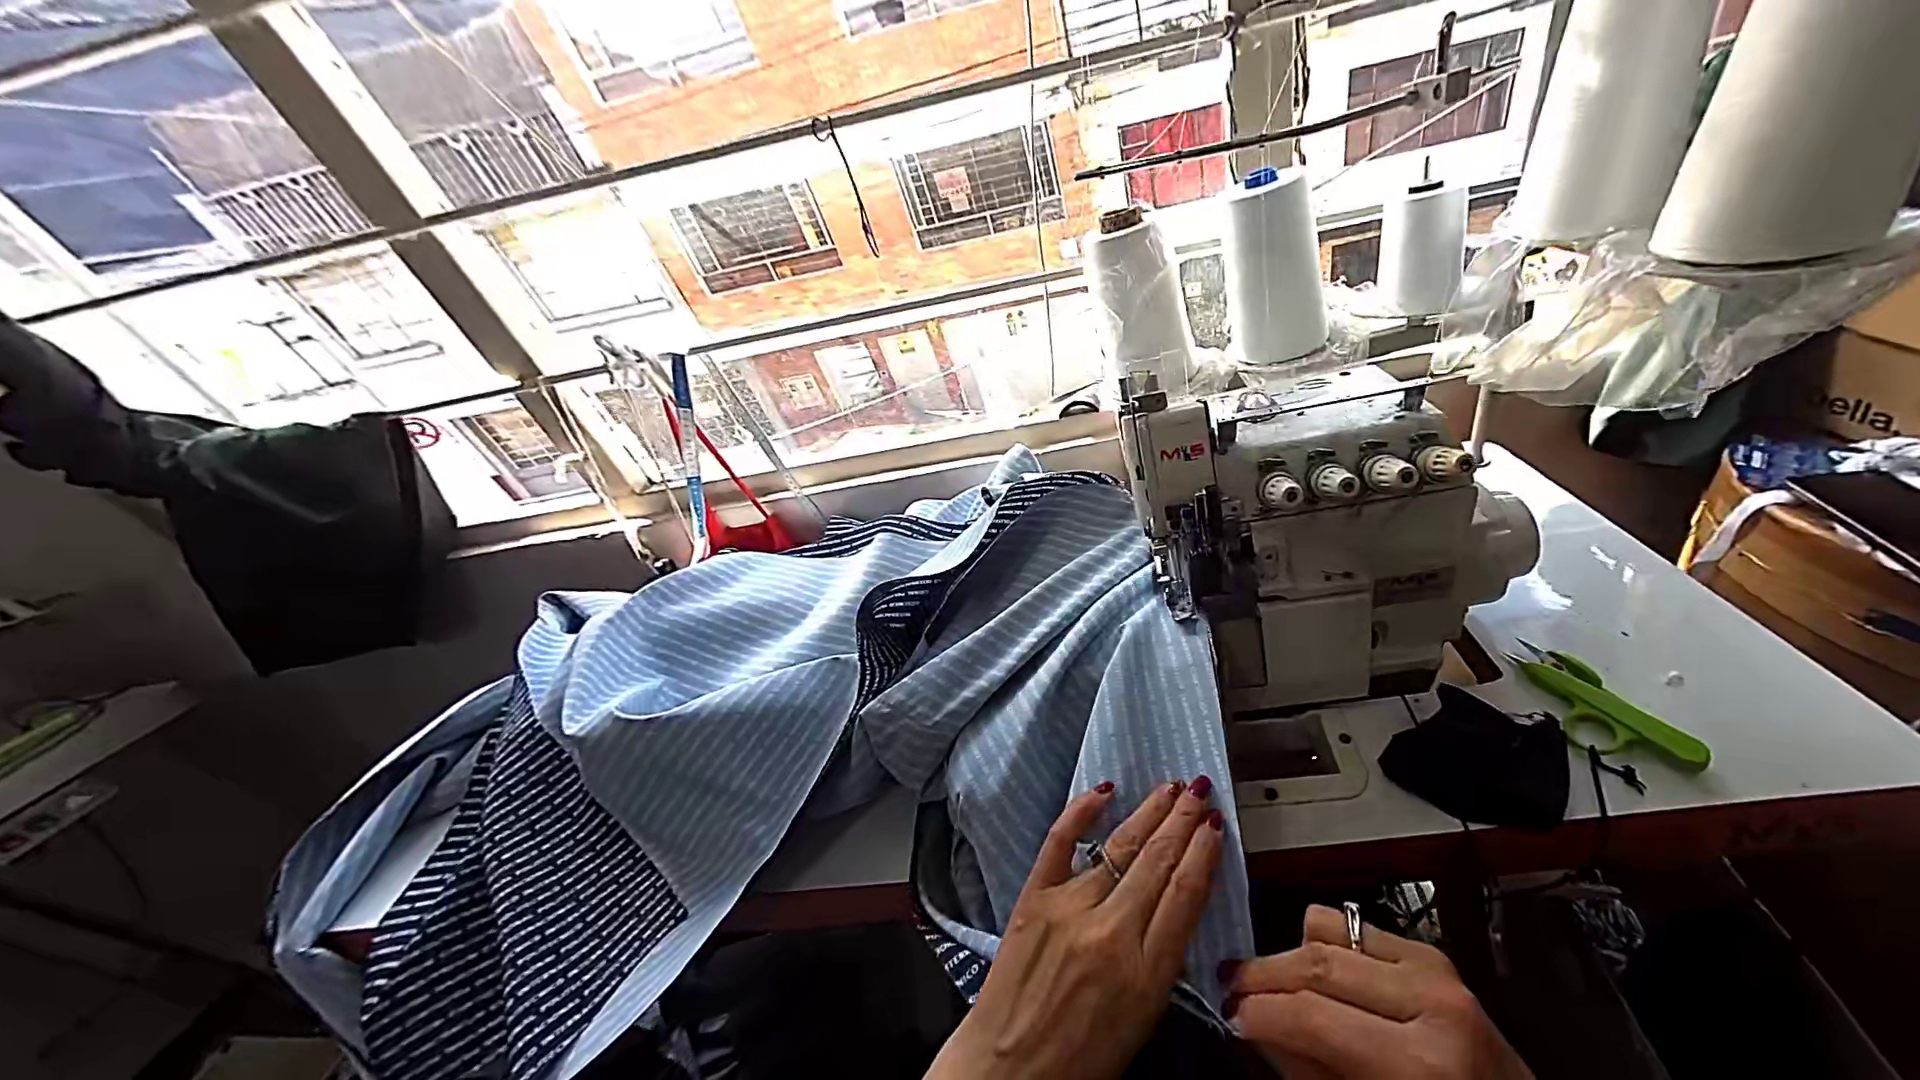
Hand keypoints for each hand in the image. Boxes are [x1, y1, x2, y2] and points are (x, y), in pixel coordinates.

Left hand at [925, 777, 1225, 1079]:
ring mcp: (1068, 908)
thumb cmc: (1081, 1056)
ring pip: (1118, 846)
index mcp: (1146, 973)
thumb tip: (1175, 901)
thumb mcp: (1143, 1017)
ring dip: (1148, 813)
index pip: (1185, 895)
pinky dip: (1080, 812)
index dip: (1204, 853)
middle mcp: (1110, 932)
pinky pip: (1060, 842)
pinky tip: (1103, 791)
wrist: (1010, 1068)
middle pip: (1156, 861)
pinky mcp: (1033, 896)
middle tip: (1197, 792)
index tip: (1216, 826)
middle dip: (1183, 821)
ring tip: (1168, 789)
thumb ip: (1161, 958)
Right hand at [1221, 905, 1531, 1079]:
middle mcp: (1431, 1002)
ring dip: (1288, 954)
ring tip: (1271, 980)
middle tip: (1230, 985)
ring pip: (1325, 930)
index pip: (1311, 1015)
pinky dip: (1322, 941)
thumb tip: (1252, 1024)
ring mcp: (1434, 969)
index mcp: (1422, 1063)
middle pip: (1315, 963)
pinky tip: (1318, 972)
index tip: (1229, 1014)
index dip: (1259, 1012)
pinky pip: (1351, 924)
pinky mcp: (1431, 954)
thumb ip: (1306, 1068)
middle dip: (1262, 975)